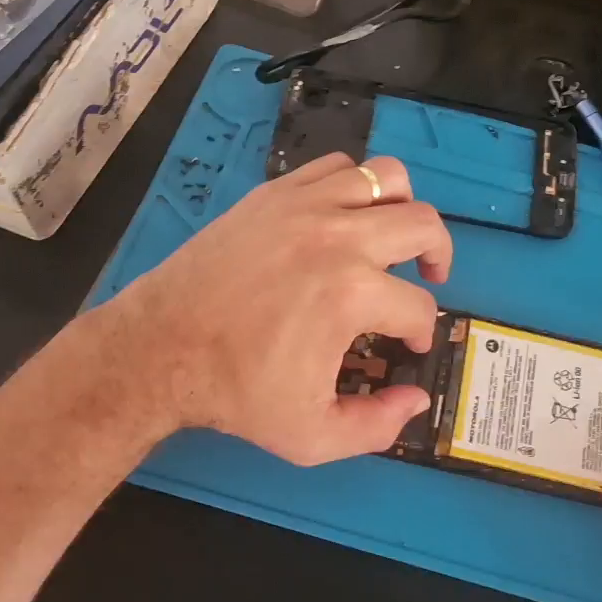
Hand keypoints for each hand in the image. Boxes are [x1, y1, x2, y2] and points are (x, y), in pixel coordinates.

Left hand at [96, 153, 451, 465]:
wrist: (161, 348)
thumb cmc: (236, 392)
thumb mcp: (312, 435)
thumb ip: (377, 425)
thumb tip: (416, 400)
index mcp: (352, 294)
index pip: (419, 306)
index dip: (422, 332)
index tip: (406, 346)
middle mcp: (339, 238)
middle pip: (424, 223)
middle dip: (440, 254)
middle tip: (428, 278)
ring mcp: (306, 206)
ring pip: (387, 177)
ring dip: (403, 207)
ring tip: (393, 236)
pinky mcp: (276, 192)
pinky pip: (338, 165)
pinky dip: (357, 185)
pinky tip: (346, 217)